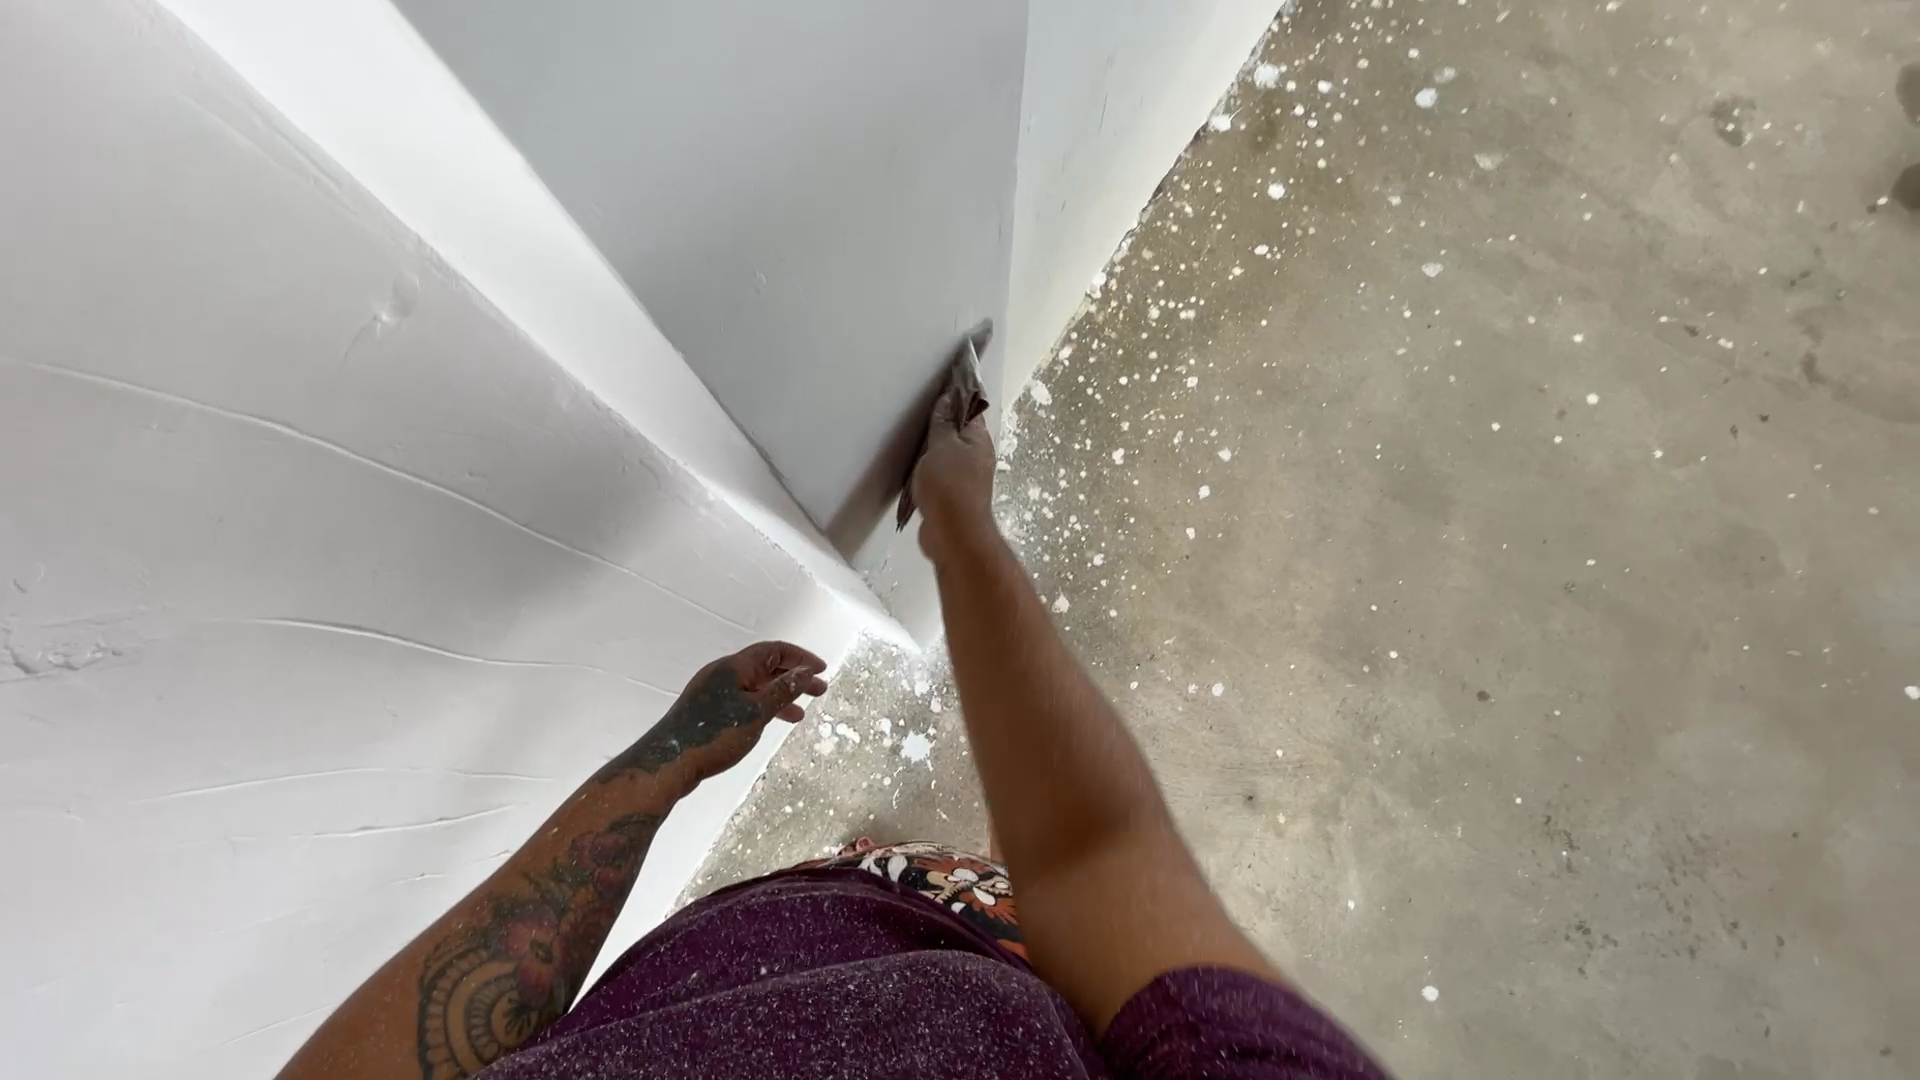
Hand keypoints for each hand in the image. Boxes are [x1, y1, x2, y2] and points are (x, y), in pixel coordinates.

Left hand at [608, 641, 828, 786]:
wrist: (668, 763)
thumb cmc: (715, 734)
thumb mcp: (757, 713)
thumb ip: (784, 691)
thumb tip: (805, 671)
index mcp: (735, 667)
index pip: (774, 650)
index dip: (801, 657)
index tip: (822, 670)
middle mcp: (723, 673)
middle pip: (765, 667)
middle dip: (794, 677)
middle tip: (820, 692)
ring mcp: (712, 692)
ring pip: (755, 686)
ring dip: (780, 696)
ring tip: (800, 714)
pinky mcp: (707, 711)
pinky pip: (743, 700)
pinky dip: (762, 707)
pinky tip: (770, 723)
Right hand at [911, 388, 997, 565]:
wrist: (953, 534)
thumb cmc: (949, 486)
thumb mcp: (941, 445)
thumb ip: (943, 423)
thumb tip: (948, 399)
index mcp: (979, 440)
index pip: (971, 409)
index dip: (958, 395)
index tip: (942, 382)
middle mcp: (977, 458)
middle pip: (959, 433)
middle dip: (944, 422)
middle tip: (921, 409)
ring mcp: (966, 479)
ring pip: (948, 455)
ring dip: (934, 448)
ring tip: (915, 436)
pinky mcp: (952, 498)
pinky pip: (940, 476)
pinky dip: (929, 470)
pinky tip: (915, 468)